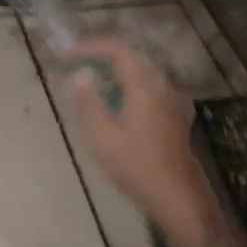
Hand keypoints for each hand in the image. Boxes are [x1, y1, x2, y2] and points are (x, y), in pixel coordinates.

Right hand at [63, 37, 218, 246]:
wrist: (179, 198)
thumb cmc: (137, 166)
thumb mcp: (103, 136)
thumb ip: (89, 102)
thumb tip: (81, 74)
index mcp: (144, 88)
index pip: (118, 51)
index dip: (92, 47)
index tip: (68, 54)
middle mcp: (161, 88)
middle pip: (133, 58)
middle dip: (104, 55)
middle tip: (78, 61)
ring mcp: (171, 104)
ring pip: (142, 74)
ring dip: (116, 71)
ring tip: (92, 80)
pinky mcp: (174, 118)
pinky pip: (149, 88)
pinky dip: (128, 85)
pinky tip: (115, 103)